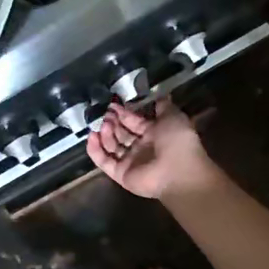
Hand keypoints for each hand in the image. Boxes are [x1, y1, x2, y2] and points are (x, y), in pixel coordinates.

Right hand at [87, 98, 221, 199]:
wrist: (177, 172)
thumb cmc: (177, 142)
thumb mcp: (173, 117)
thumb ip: (164, 106)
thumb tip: (159, 95)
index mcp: (154, 134)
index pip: (133, 121)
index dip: (123, 113)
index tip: (113, 105)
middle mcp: (140, 147)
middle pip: (121, 133)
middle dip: (112, 122)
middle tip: (105, 114)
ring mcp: (129, 161)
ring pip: (111, 146)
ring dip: (105, 134)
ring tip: (102, 124)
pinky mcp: (120, 173)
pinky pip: (104, 161)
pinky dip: (95, 150)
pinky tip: (91, 137)